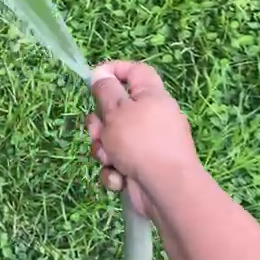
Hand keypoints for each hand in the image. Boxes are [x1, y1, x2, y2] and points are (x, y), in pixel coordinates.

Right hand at [86, 61, 201, 221]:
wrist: (165, 189)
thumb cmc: (140, 142)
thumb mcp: (116, 109)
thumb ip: (105, 89)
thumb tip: (101, 75)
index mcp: (152, 97)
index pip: (135, 71)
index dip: (113, 69)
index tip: (93, 78)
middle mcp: (151, 117)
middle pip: (115, 108)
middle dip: (99, 121)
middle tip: (98, 130)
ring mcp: (147, 143)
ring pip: (111, 136)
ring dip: (103, 148)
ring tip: (109, 158)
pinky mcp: (141, 166)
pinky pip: (118, 159)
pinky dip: (114, 168)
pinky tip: (118, 176)